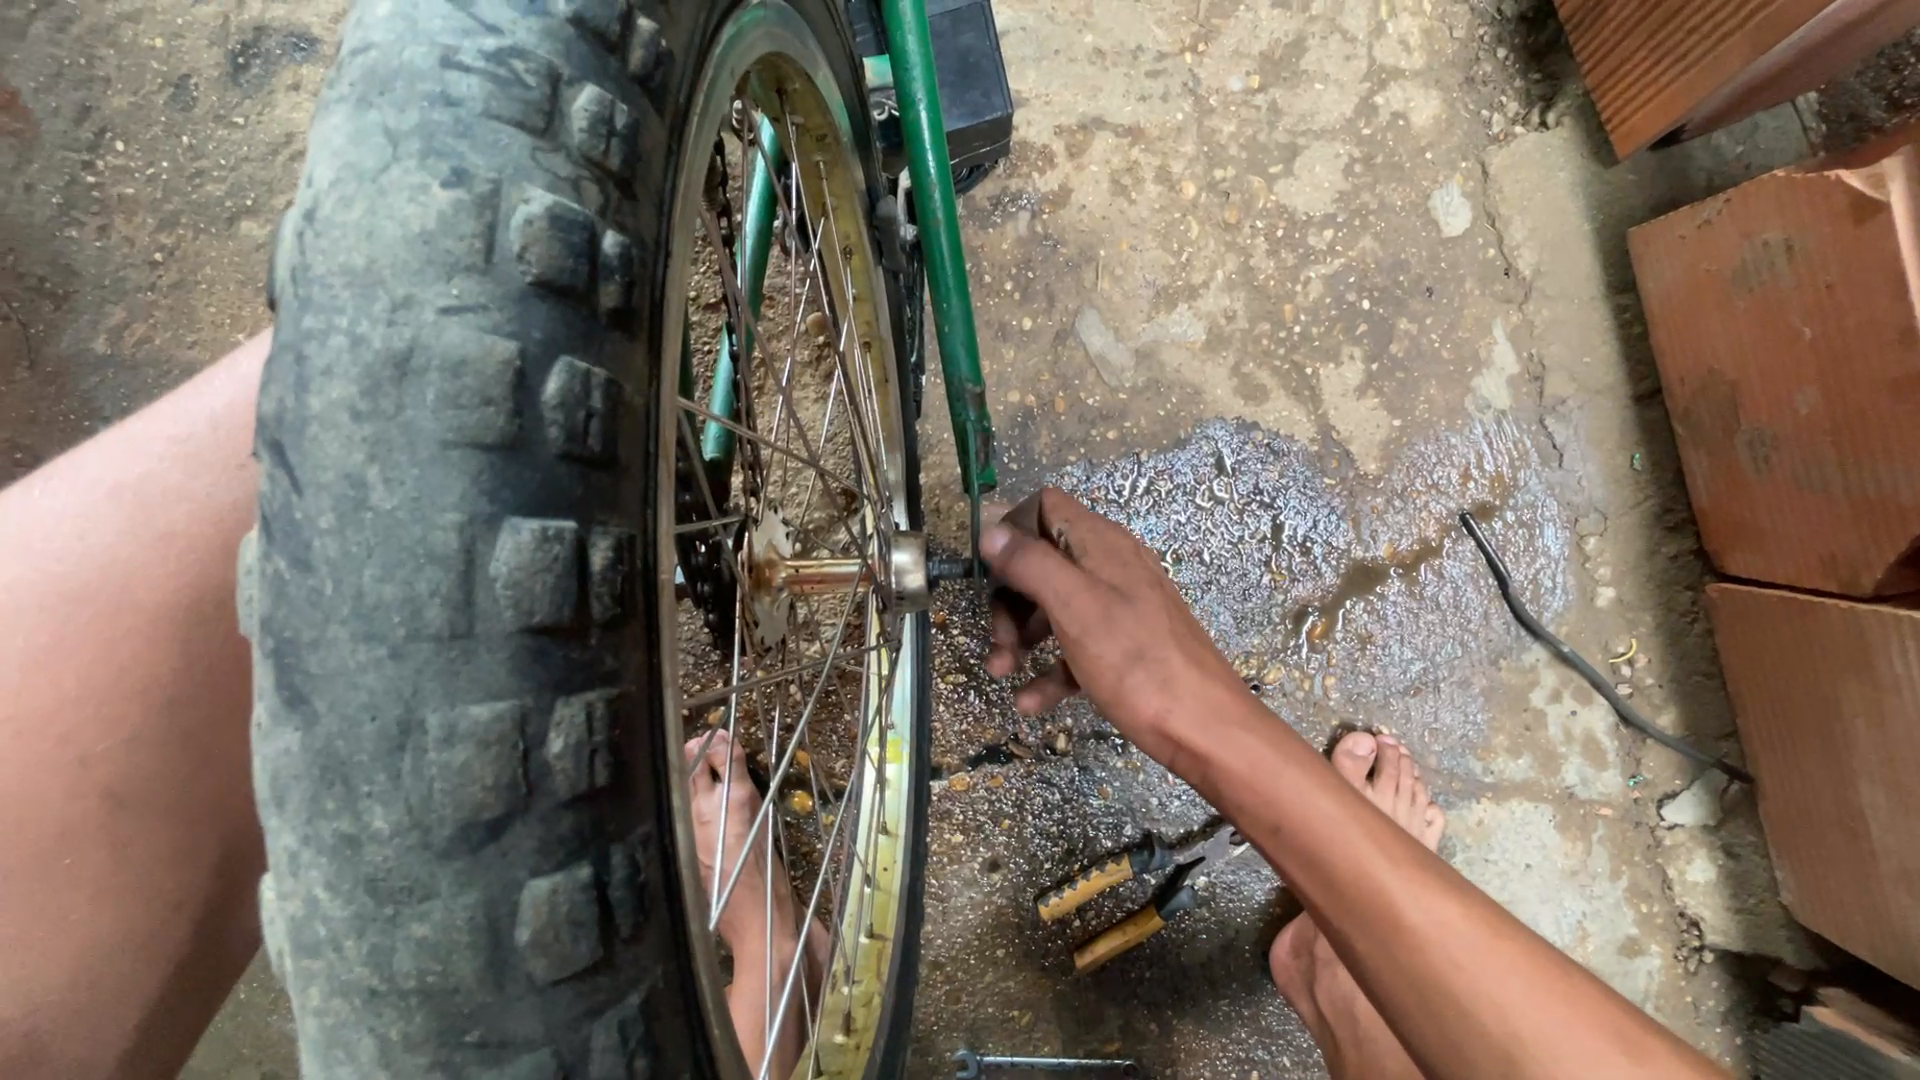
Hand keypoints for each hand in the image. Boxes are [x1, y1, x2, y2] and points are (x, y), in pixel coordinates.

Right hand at [981, 488, 1248, 754]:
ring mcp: (1119, 609)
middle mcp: (1110, 567)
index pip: (1046, 508)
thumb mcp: (1075, 606)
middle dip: (1010, 598)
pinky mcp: (1123, 648)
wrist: (1204, 729)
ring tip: (1002, 673)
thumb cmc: (1137, 661)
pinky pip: (1075, 647)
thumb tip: (990, 529)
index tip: (988, 572)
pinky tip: (1031, 703)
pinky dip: (1050, 670)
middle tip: (998, 638)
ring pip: (1054, 607)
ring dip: (1021, 637)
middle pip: (1043, 562)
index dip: (1012, 531)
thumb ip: (1031, 563)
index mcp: (1101, 544)